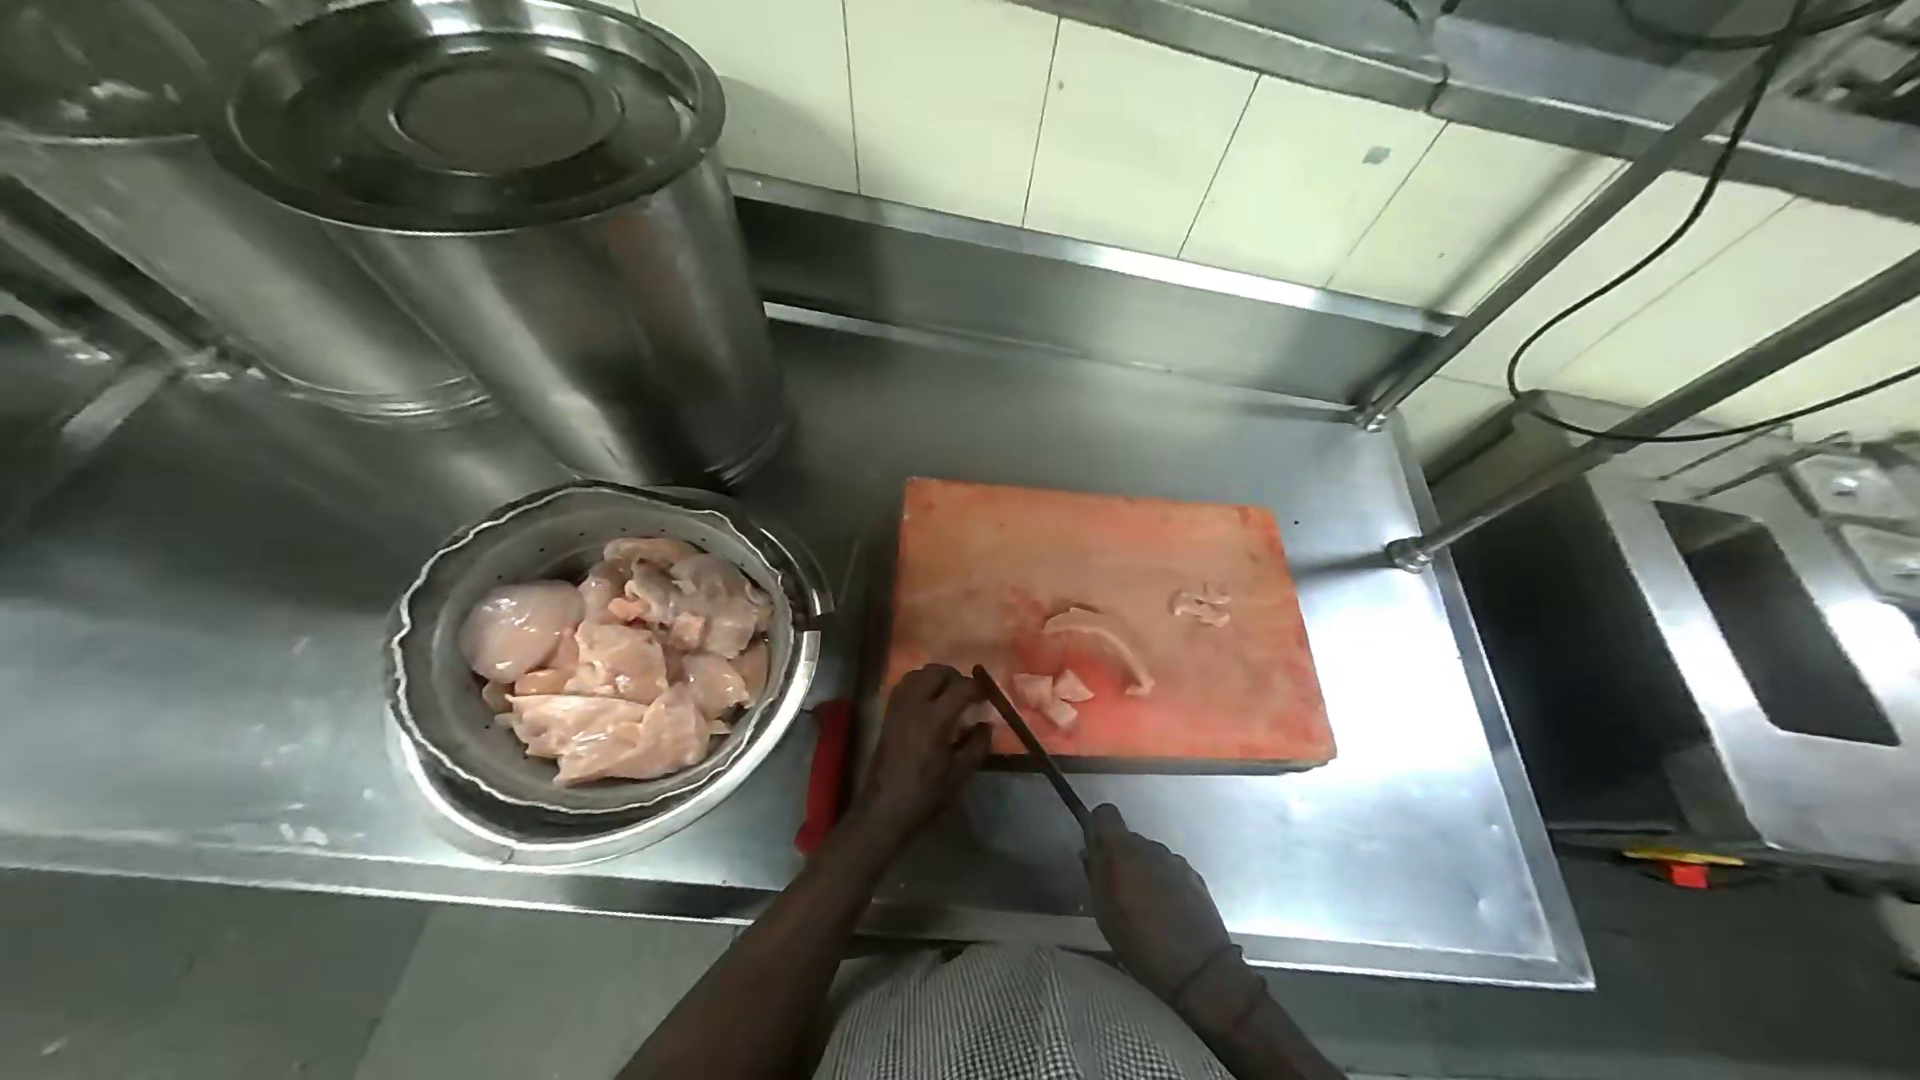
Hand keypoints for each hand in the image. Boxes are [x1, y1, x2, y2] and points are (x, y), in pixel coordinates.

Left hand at [848, 664, 991, 850]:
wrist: (886, 807)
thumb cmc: (926, 793)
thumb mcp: (960, 773)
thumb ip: (977, 745)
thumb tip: (985, 725)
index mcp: (935, 719)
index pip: (961, 687)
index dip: (977, 687)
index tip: (987, 696)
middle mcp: (914, 705)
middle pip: (936, 672)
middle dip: (956, 677)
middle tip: (967, 693)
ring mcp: (897, 708)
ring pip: (917, 674)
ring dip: (935, 677)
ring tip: (947, 694)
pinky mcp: (888, 714)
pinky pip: (903, 686)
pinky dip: (918, 684)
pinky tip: (927, 701)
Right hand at [1084, 804, 1237, 1003]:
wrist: (1200, 970)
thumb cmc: (1141, 943)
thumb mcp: (1105, 914)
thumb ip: (1095, 875)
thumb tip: (1089, 851)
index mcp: (1123, 851)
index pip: (1105, 813)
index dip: (1098, 826)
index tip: (1096, 850)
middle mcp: (1150, 847)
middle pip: (1128, 838)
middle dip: (1121, 857)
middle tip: (1119, 891)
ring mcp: (1175, 861)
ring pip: (1149, 856)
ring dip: (1143, 871)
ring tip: (1145, 906)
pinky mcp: (1194, 876)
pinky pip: (1169, 870)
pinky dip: (1163, 883)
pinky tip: (1166, 912)